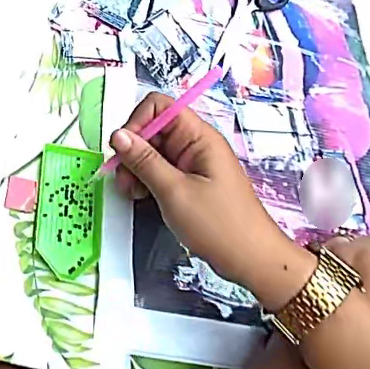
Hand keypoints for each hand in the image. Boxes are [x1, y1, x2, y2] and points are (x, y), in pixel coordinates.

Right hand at [108, 92, 307, 295]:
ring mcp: (192, 161)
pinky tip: (141, 196)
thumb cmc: (220, 226)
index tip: (125, 150)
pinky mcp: (189, 179)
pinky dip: (146, 179)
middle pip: (152, 128)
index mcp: (198, 136)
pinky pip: (159, 168)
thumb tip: (117, 135)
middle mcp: (195, 143)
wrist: (252, 262)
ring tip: (132, 192)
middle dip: (132, 150)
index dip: (137, 122)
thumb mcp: (174, 191)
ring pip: (152, 150)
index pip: (159, 106)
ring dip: (136, 167)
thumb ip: (144, 160)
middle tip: (124, 179)